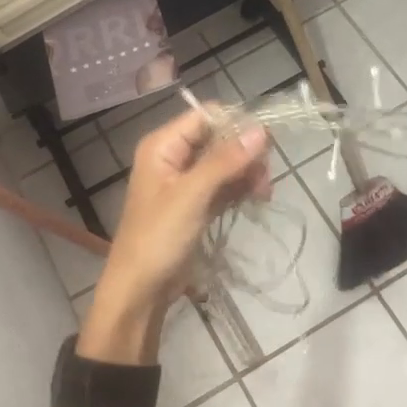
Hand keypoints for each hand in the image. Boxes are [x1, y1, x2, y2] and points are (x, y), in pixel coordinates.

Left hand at [78, 104, 270, 363]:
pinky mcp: (196, 206)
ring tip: (264, 194)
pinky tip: (257, 199)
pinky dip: (240, 190)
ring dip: (247, 174)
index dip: (236, 125)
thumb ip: (226, 161)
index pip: (205, 117)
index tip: (266, 143)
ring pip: (225, 165)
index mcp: (163, 146)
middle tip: (266, 178)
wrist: (140, 289)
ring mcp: (185, 184)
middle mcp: (173, 158)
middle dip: (246, 154)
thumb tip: (261, 130)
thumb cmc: (158, 237)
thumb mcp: (192, 195)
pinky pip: (223, 187)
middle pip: (219, 140)